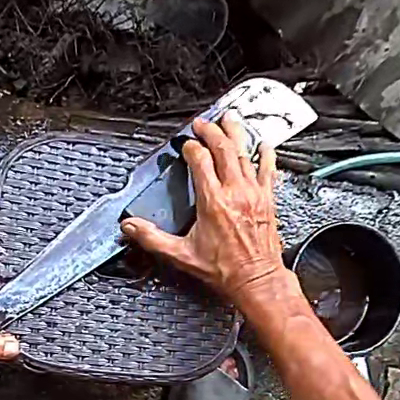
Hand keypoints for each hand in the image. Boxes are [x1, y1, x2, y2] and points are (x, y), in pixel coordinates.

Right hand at [120, 112, 287, 301]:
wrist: (255, 279)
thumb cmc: (223, 269)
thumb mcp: (181, 255)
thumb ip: (153, 238)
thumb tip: (131, 227)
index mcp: (213, 202)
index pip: (201, 161)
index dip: (191, 148)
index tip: (186, 146)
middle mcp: (235, 192)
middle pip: (224, 148)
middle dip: (211, 131)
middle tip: (202, 124)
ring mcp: (254, 193)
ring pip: (246, 153)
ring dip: (236, 133)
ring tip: (229, 120)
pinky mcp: (268, 199)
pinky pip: (269, 168)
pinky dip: (265, 153)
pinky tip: (263, 144)